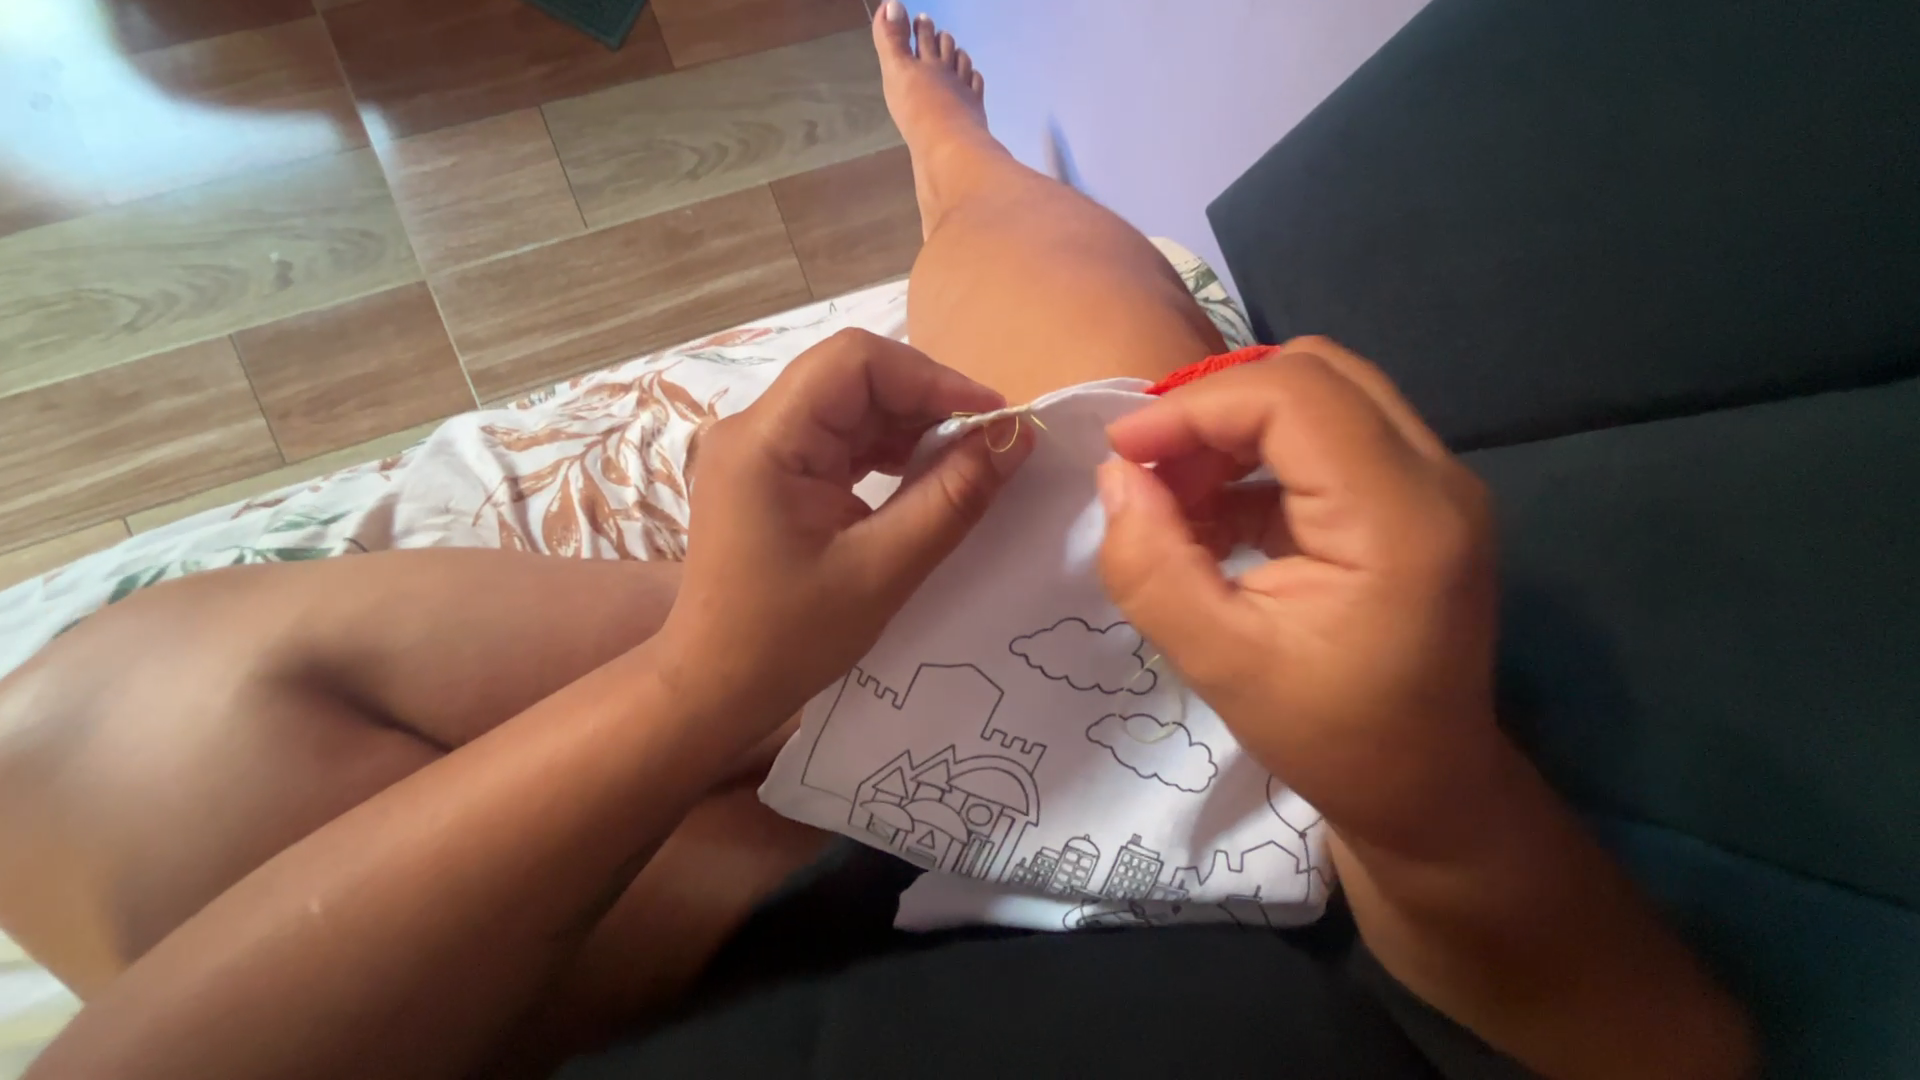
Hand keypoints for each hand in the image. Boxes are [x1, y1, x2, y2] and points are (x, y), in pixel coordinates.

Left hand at [657, 329, 1031, 728]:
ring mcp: (761, 448)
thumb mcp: (884, 569)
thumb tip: (1017, 436)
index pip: (856, 361)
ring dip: (910, 426)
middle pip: (854, 376)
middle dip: (926, 402)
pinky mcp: (772, 472)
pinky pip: (839, 438)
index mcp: (767, 439)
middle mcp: (756, 427)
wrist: (717, 688)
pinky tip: (920, 477)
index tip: (992, 419)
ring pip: (851, 405)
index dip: (933, 378)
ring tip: (962, 463)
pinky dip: (886, 450)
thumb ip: (954, 498)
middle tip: (986, 445)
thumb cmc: (791, 638)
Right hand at [1096, 337, 1496, 845]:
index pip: (1293, 396)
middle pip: (1311, 375)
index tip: (1123, 450)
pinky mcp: (1410, 499)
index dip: (1194, 408)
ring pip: (1318, 397)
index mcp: (1399, 519)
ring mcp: (1431, 484)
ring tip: (1176, 500)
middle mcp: (1434, 478)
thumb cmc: (1331, 737)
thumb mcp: (1219, 663)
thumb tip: (1116, 478)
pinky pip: (1324, 438)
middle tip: (1150, 470)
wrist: (1427, 790)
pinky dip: (1254, 459)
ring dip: (1232, 431)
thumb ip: (1152, 569)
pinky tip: (1213, 518)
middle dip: (1212, 410)